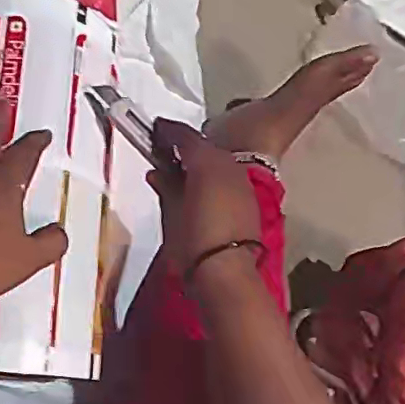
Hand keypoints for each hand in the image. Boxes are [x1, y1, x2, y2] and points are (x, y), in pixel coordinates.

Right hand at [148, 119, 262, 282]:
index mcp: (207, 163)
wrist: (225, 273)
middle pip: (205, 148)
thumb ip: (166, 186)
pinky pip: (227, 180)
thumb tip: (159, 172)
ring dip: (200, 164)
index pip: (185, 137)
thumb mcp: (172, 211)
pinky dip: (212, 179)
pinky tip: (199, 191)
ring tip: (179, 173)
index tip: (155, 130)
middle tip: (164, 152)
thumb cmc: (192, 241)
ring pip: (219, 164)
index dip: (168, 132)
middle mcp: (229, 167)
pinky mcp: (250, 203)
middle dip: (185, 148)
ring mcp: (243, 184)